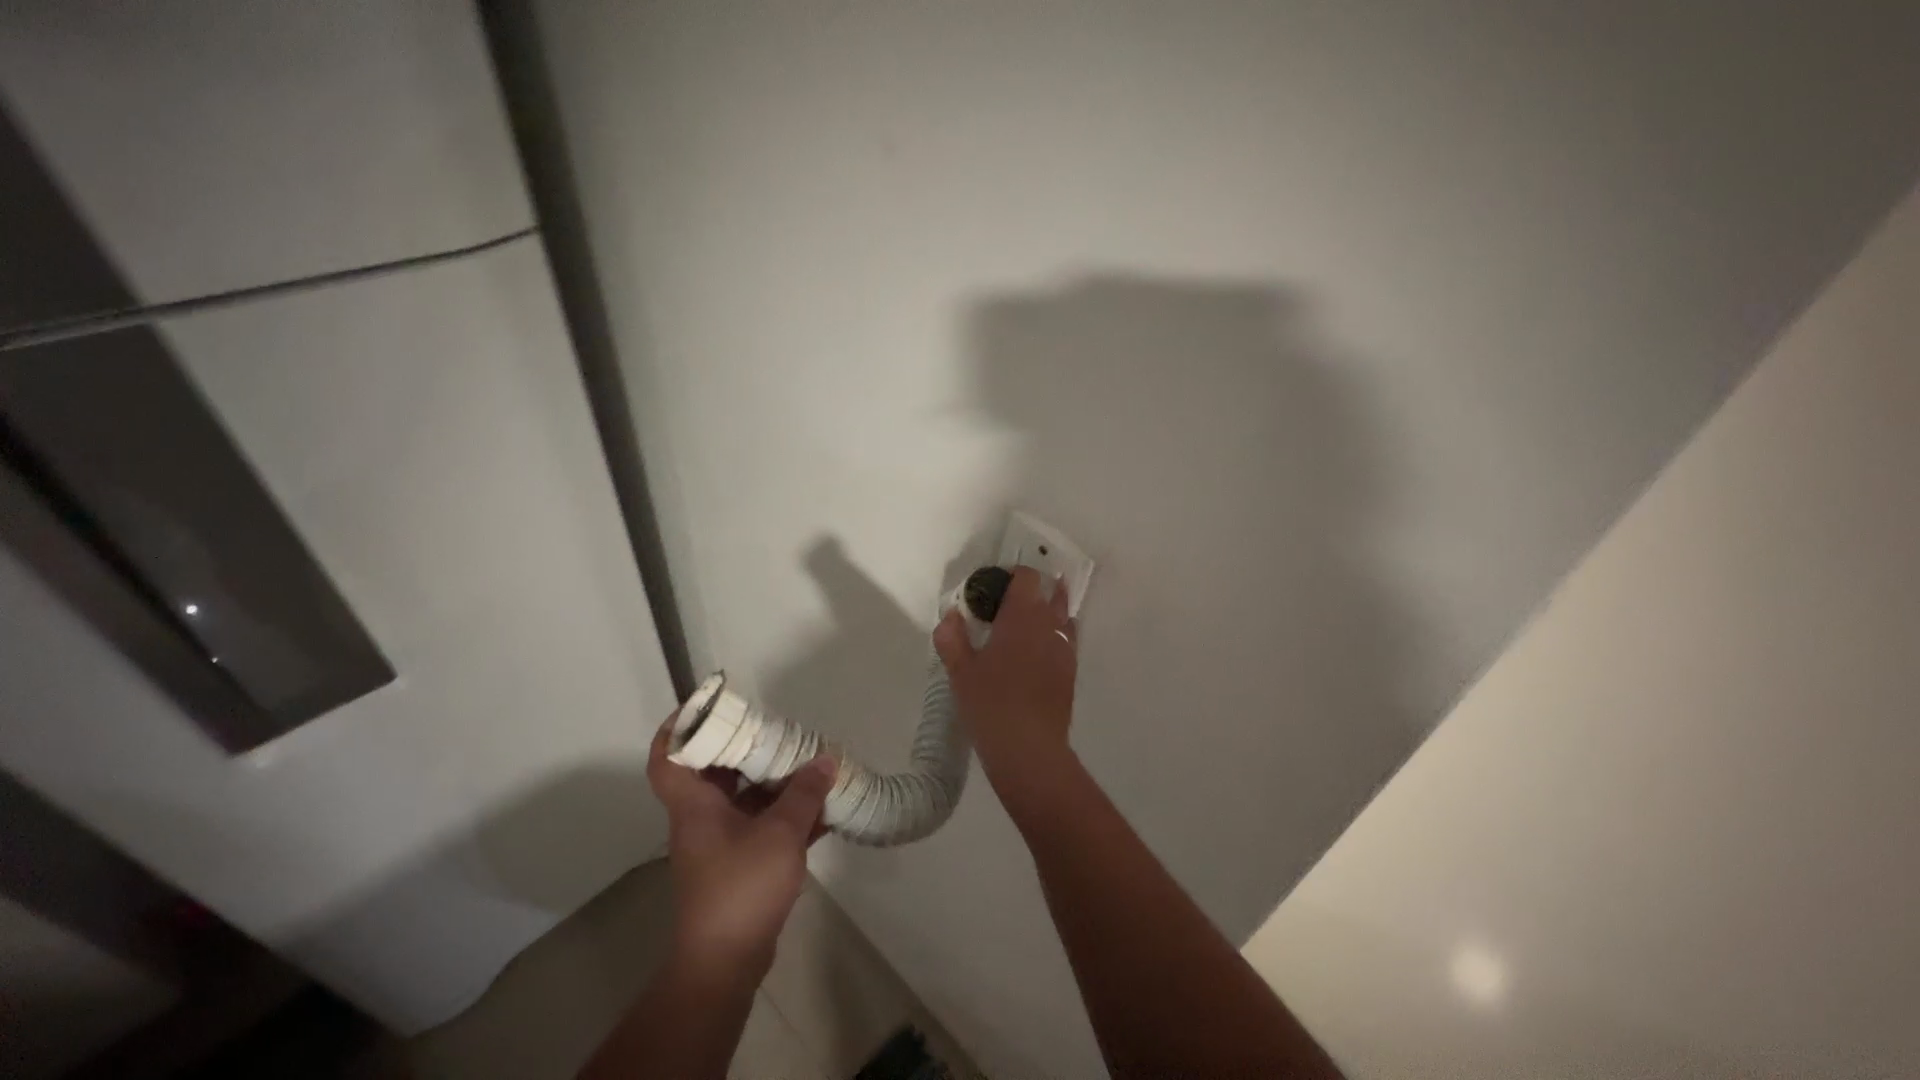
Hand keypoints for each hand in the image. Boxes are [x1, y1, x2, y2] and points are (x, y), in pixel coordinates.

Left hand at [647, 714, 836, 975]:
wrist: (726, 960)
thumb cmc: (741, 886)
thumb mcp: (780, 833)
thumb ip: (804, 794)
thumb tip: (825, 758)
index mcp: (694, 805)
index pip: (668, 757)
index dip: (679, 727)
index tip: (707, 706)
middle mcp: (701, 820)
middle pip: (713, 774)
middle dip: (744, 751)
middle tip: (775, 732)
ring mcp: (719, 846)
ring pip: (741, 802)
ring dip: (771, 785)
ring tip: (807, 765)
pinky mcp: (738, 869)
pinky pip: (760, 829)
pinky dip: (785, 818)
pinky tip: (820, 812)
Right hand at [934, 566, 1078, 800]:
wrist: (1029, 749)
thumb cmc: (990, 704)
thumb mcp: (960, 671)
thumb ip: (952, 637)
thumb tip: (951, 616)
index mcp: (1022, 617)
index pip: (1028, 578)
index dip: (1012, 575)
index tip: (993, 588)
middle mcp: (1050, 625)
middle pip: (1051, 592)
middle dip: (1032, 592)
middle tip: (1006, 607)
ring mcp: (1066, 649)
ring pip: (1062, 617)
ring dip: (1046, 614)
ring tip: (1023, 628)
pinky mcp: (1071, 672)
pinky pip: (1065, 641)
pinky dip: (1052, 638)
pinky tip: (1035, 655)